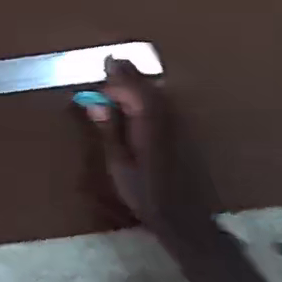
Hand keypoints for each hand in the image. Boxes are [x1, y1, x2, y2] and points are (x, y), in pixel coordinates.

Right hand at [80, 57, 218, 237]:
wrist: (186, 221)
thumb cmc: (146, 195)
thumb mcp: (118, 164)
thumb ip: (108, 130)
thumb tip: (95, 103)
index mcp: (149, 124)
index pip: (134, 90)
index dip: (119, 76)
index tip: (105, 63)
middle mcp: (168, 120)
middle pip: (148, 88)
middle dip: (130, 74)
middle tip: (112, 61)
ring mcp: (180, 127)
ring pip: (159, 95)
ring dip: (141, 83)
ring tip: (123, 74)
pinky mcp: (185, 135)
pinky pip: (166, 106)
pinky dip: (151, 96)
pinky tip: (141, 99)